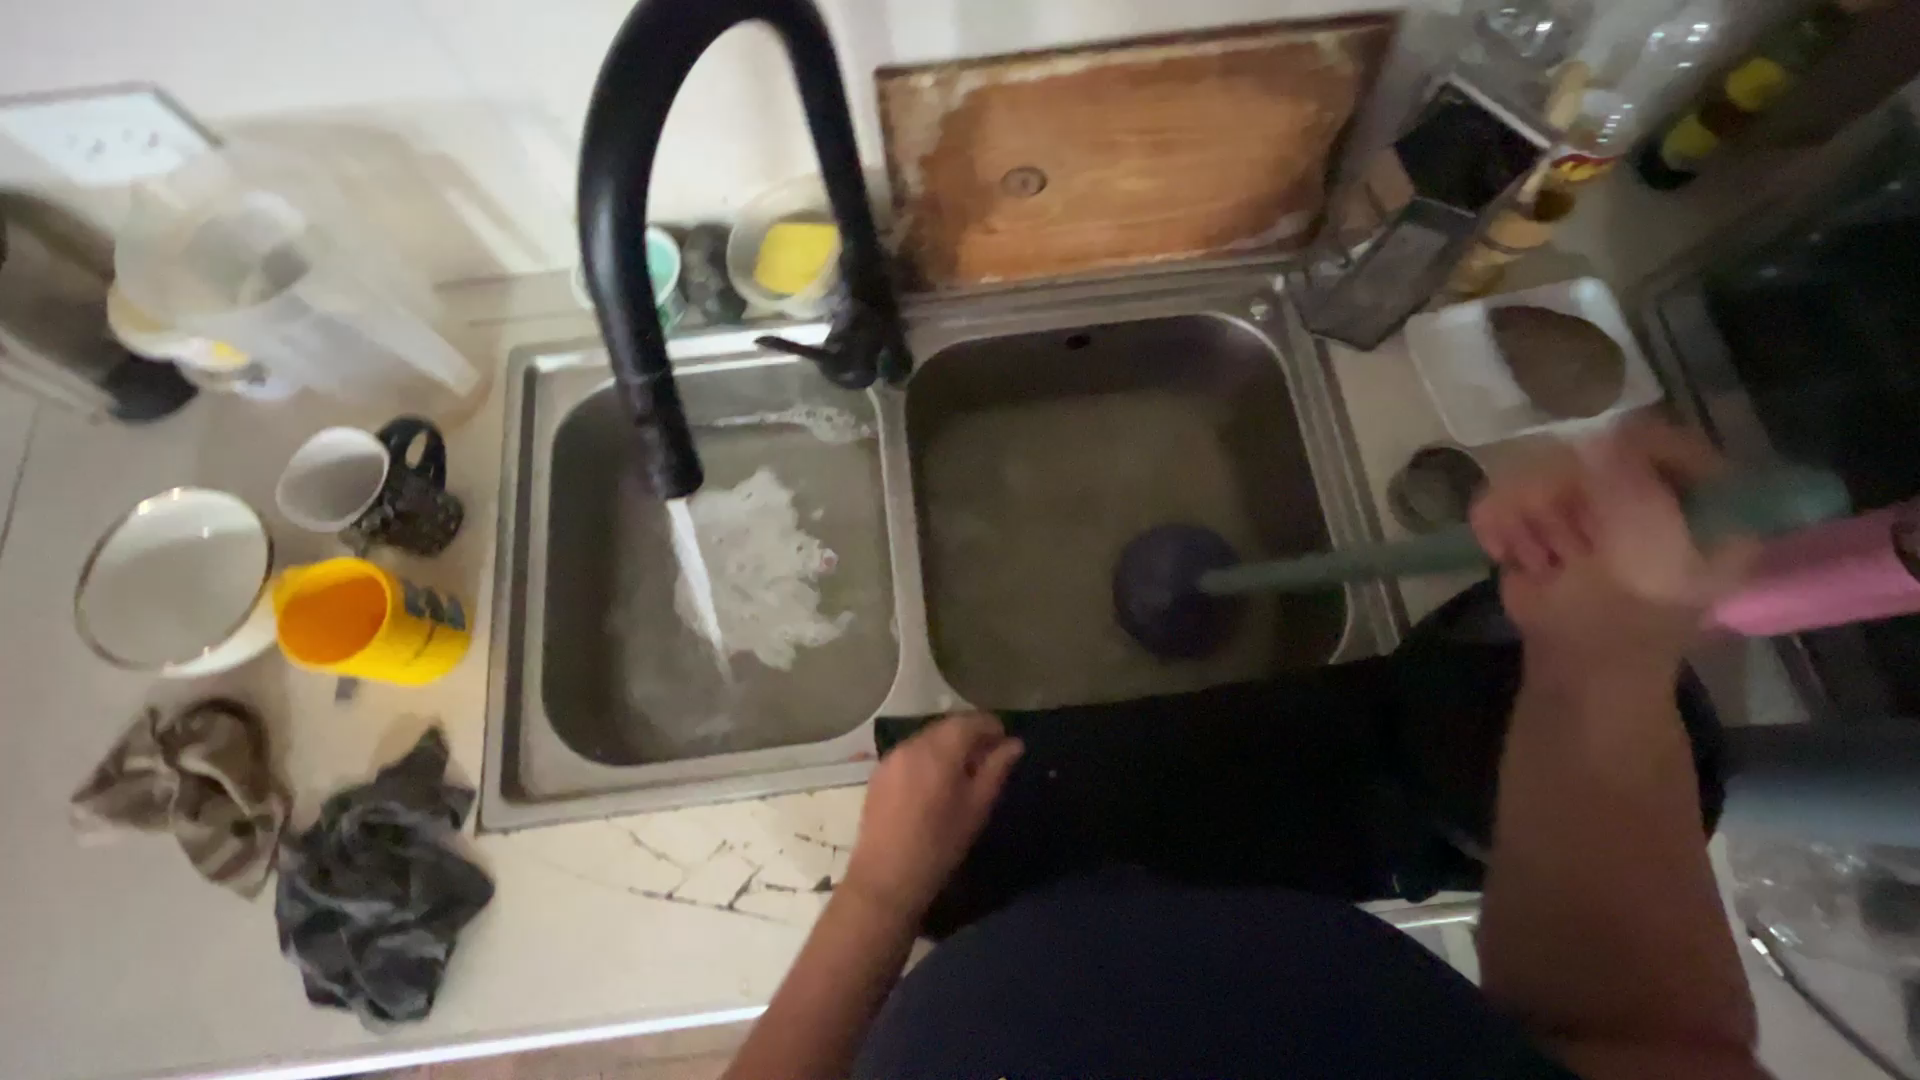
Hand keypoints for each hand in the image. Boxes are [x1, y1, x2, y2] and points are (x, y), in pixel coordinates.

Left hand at [843, 712, 1023, 921]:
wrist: (885, 878)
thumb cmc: (939, 846)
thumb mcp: (976, 808)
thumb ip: (995, 769)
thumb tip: (1014, 744)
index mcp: (939, 751)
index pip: (970, 721)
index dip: (991, 726)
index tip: (1005, 742)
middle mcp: (912, 745)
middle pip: (947, 726)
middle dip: (970, 734)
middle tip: (988, 757)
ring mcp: (892, 757)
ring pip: (927, 738)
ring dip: (948, 745)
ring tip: (963, 771)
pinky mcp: (879, 772)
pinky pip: (910, 753)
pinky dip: (928, 757)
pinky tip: (935, 782)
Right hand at [1469, 419, 1758, 681]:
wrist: (1573, 665)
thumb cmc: (1627, 619)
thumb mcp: (1650, 556)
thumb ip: (1635, 492)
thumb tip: (1600, 437)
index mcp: (1693, 500)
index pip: (1663, 444)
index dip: (1627, 448)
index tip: (1594, 466)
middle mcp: (1638, 494)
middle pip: (1587, 456)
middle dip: (1562, 496)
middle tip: (1565, 537)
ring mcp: (1582, 507)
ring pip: (1535, 474)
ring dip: (1526, 518)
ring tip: (1539, 557)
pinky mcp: (1534, 522)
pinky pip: (1500, 498)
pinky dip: (1494, 524)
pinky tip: (1505, 552)